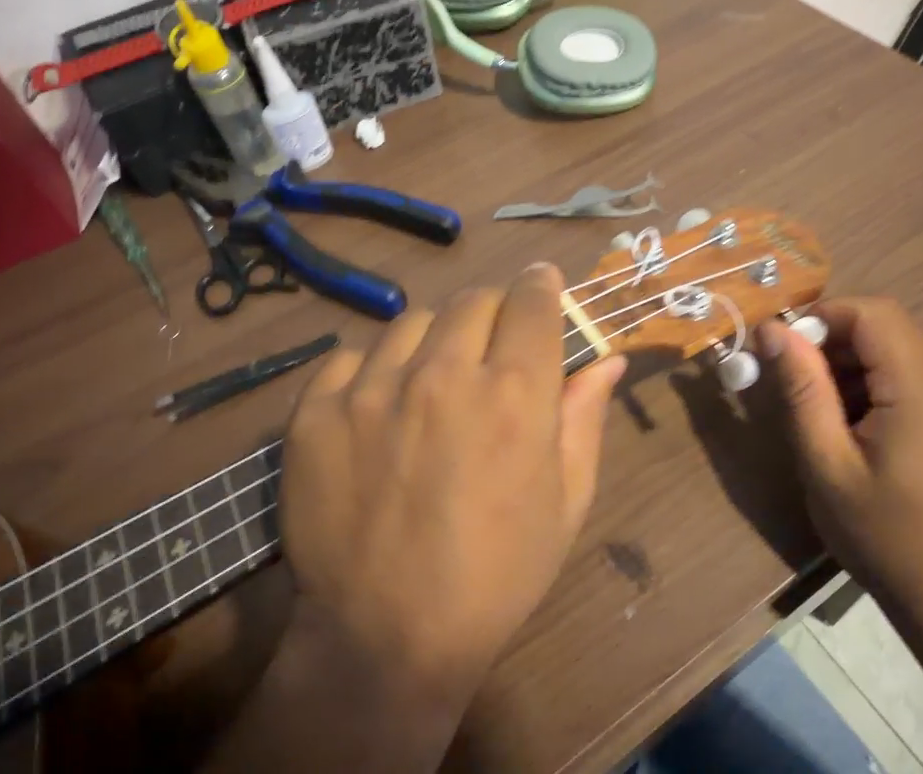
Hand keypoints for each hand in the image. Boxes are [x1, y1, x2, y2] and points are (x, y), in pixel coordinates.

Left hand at [276, 263, 627, 706]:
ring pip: (411, 323)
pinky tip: (378, 410)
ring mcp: (372, 388)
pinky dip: (372, 371)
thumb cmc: (496, 576)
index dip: (541, 287)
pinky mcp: (316, 411)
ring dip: (432, 341)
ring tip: (430, 384)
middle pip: (472, 300)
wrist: (386, 636)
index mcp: (515, 394)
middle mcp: (444, 374)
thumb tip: (606, 358)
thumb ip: (584, 419)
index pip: (532, 300)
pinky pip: (350, 357)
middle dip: (491, 313)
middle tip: (489, 350)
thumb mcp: (564, 504)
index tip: (541, 287)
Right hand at [758, 298, 922, 649]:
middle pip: (891, 329)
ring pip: (908, 352)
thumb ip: (802, 389)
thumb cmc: (886, 538)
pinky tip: (863, 431)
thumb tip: (773, 330)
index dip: (823, 316)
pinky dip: (887, 386)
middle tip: (795, 384)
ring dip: (860, 366)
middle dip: (836, 344)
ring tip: (825, 413)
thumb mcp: (827, 464)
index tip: (784, 349)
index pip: (874, 312)